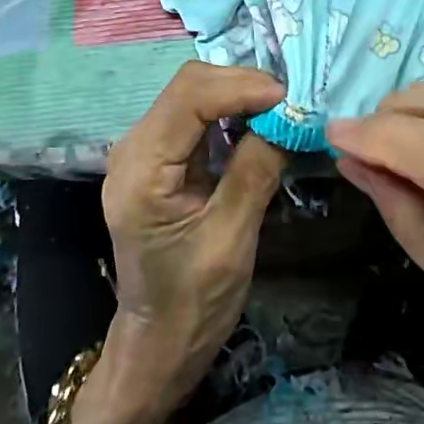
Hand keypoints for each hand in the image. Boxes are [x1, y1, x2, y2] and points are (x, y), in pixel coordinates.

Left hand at [73, 62, 287, 423]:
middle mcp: (132, 147)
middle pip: (187, 88)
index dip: (241, 86)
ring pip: (190, 96)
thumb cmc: (194, 301)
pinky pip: (191, 117)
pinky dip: (227, 111)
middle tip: (291, 101)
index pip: (188, 97)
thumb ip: (255, 172)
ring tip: (281, 107)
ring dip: (236, 94)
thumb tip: (286, 118)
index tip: (288, 97)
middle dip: (241, 85)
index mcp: (141, 168)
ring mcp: (140, 150)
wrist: (158, 339)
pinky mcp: (155, 157)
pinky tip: (257, 120)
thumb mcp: (231, 240)